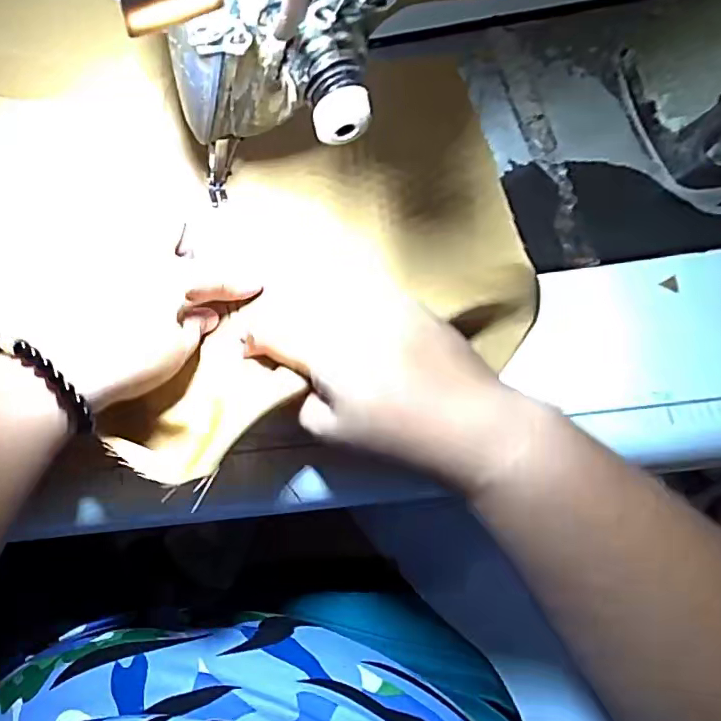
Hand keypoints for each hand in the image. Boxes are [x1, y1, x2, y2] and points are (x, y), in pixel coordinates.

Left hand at [0, 222, 259, 411]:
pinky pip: (105, 257)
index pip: (215, 276)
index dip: (238, 281)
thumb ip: (193, 328)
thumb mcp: (174, 353)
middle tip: (189, 266)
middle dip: (186, 238)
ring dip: (151, 248)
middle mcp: (140, 257)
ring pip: (136, 234)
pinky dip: (119, 270)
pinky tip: (118, 293)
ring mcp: (107, 260)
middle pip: (171, 222)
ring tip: (152, 279)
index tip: (254, 282)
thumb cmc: (127, 362)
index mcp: (171, 278)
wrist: (61, 368)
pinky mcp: (77, 272)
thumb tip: (204, 314)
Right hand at [240, 282, 539, 490]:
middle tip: (276, 337)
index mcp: (323, 348)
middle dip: (280, 317)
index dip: (254, 340)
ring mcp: (384, 302)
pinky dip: (347, 293)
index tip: (250, 352)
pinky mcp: (411, 302)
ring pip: (331, 287)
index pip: (272, 331)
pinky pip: (367, 286)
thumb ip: (300, 400)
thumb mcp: (329, 431)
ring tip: (309, 318)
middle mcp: (349, 314)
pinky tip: (348, 307)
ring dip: (311, 300)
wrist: (470, 421)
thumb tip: (297, 379)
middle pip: (298, 302)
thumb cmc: (395, 433)